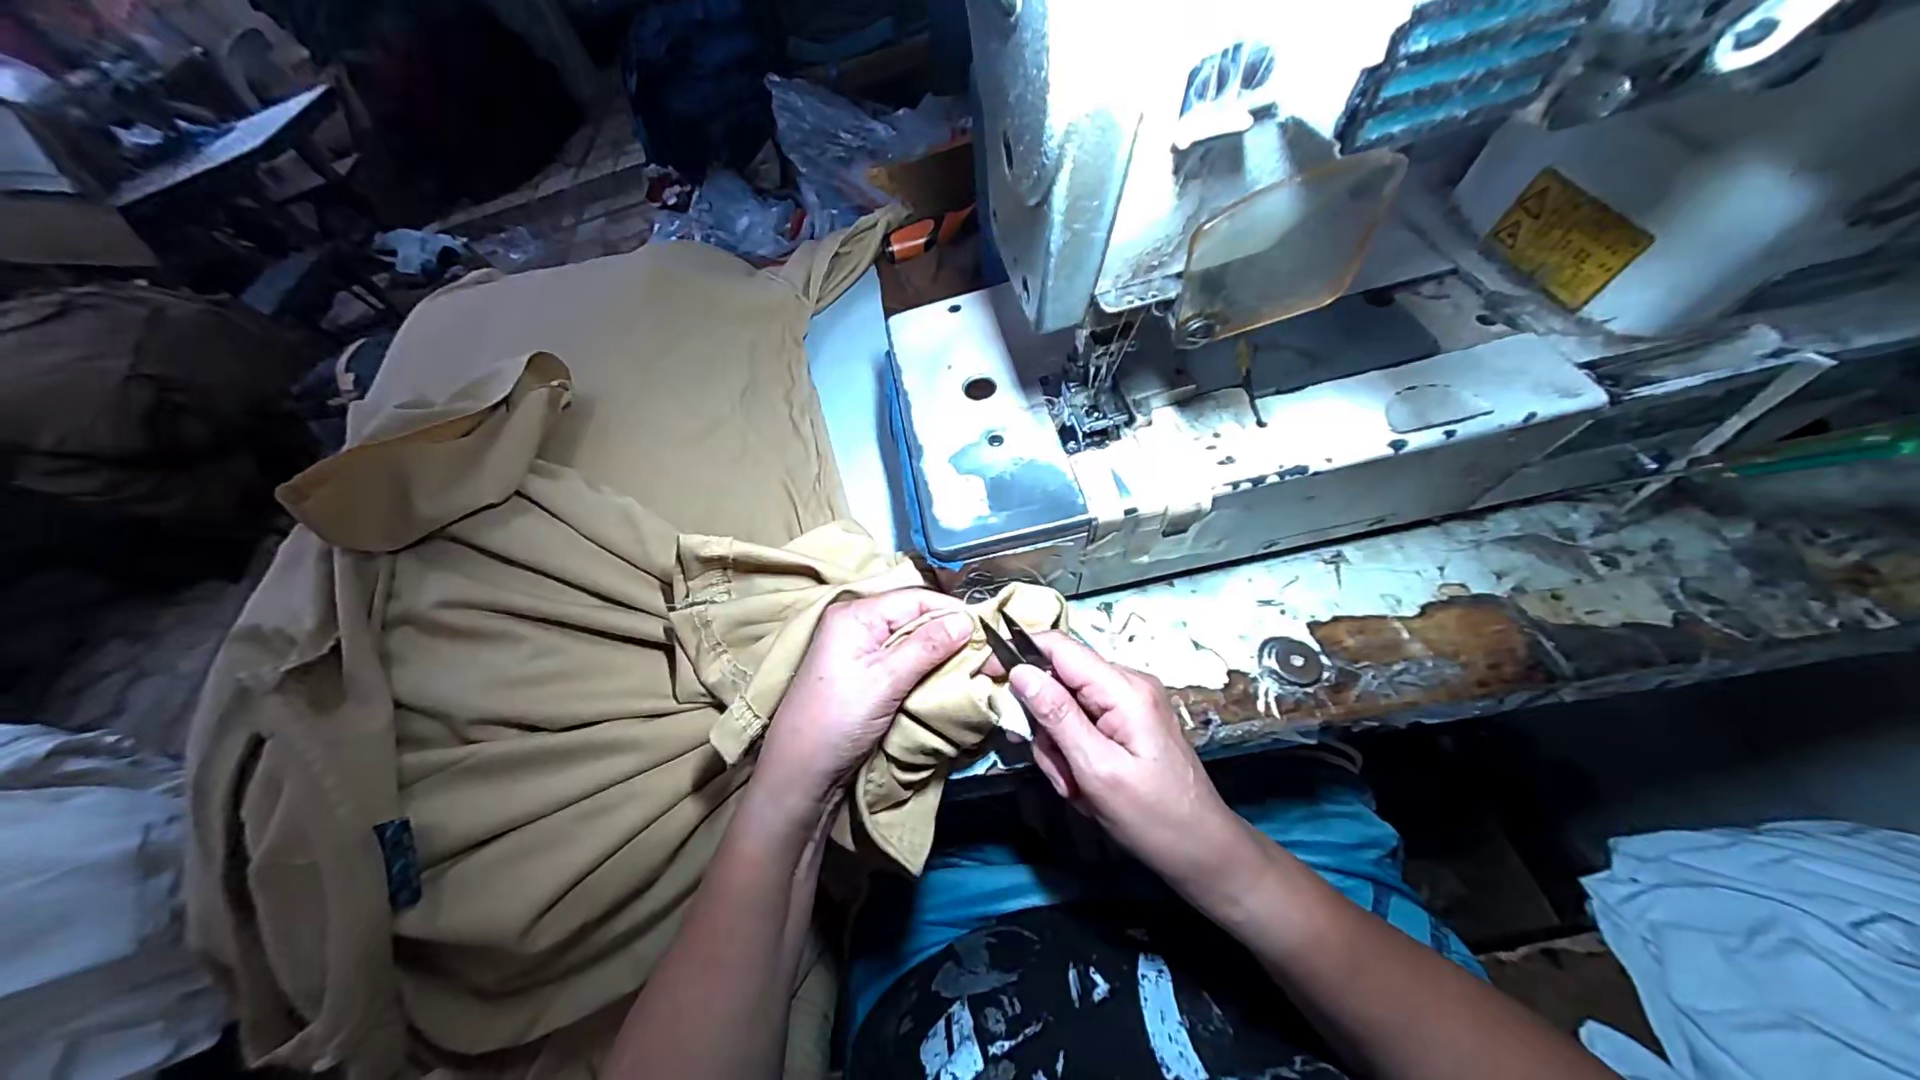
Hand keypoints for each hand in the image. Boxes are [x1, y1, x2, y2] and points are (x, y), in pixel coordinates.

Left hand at [755, 589, 972, 812]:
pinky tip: (948, 674)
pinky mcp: (865, 672)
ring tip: (974, 662)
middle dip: (951, 630)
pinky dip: (927, 663)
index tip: (988, 629)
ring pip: (913, 637)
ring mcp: (860, 648)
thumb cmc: (837, 720)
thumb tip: (967, 620)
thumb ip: (927, 646)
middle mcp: (857, 623)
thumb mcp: (885, 680)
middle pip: (915, 615)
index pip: (916, 598)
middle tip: (987, 650)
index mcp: (856, 614)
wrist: (800, 773)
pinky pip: (904, 656)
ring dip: (942, 649)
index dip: (953, 611)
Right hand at [1009, 633, 1248, 893]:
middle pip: (1058, 682)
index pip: (1059, 647)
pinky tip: (1087, 785)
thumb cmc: (1153, 817)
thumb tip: (1019, 670)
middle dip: (1046, 728)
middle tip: (1061, 773)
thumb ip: (1057, 715)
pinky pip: (1082, 724)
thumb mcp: (1096, 769)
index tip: (986, 676)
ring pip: (1065, 708)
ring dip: (1059, 750)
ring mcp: (1128, 703)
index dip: (1018, 654)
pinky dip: (1073, 754)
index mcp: (1124, 688)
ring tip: (1079, 787)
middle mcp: (1127, 684)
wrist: (1203, 852)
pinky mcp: (1127, 722)